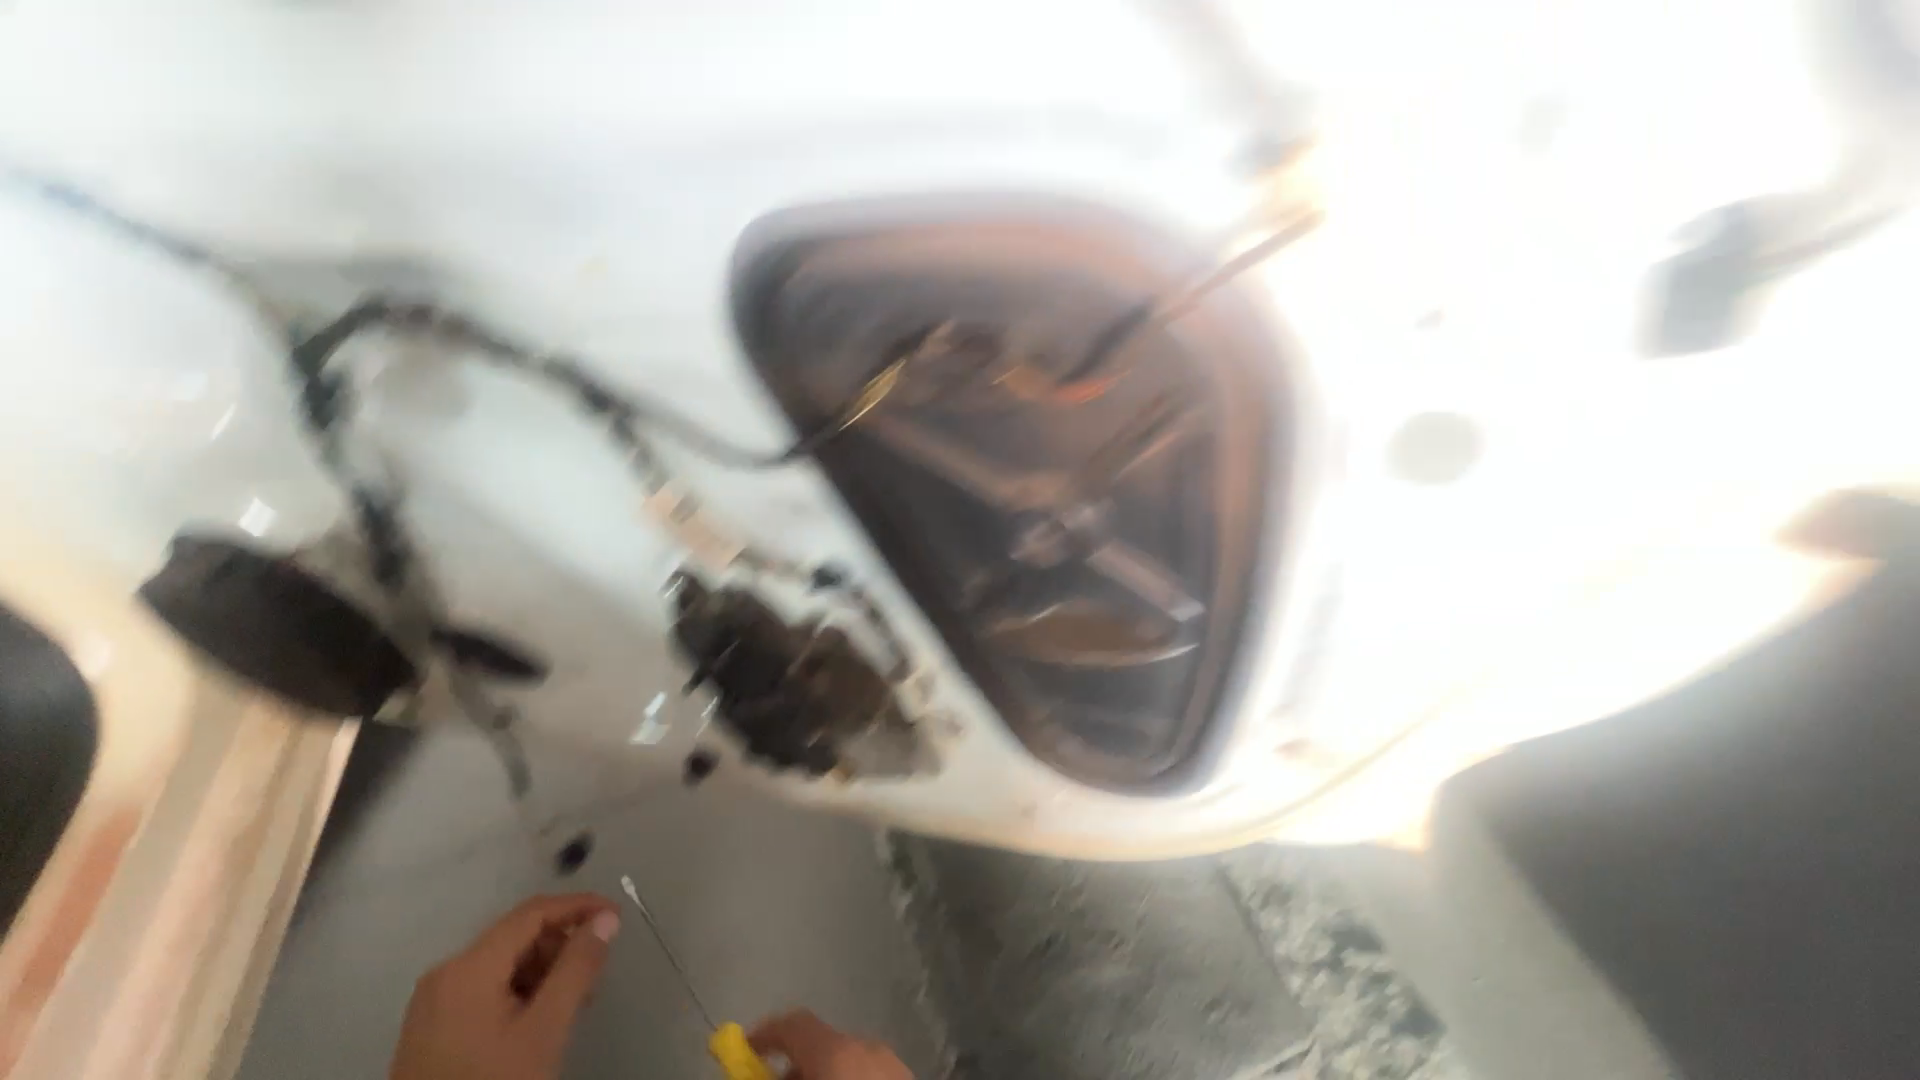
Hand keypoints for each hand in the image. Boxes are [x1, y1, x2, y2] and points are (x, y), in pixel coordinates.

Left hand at [389, 893, 619, 1079]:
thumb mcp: (545, 1029)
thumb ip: (577, 968)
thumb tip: (606, 919)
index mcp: (468, 967)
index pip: (532, 913)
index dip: (579, 907)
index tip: (617, 917)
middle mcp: (445, 973)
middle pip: (516, 936)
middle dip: (561, 946)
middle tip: (594, 977)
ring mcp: (433, 1001)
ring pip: (502, 963)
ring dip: (543, 971)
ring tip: (570, 1004)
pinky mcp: (431, 1026)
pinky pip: (485, 987)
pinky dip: (519, 991)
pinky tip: (538, 1020)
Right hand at [749, 1010, 912, 1079]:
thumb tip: (756, 1079)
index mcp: (838, 1053)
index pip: (795, 1025)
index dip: (765, 1035)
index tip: (743, 1052)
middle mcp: (868, 1049)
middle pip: (822, 1047)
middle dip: (794, 1070)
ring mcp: (895, 1066)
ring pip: (848, 1064)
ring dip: (823, 1079)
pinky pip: (869, 1077)